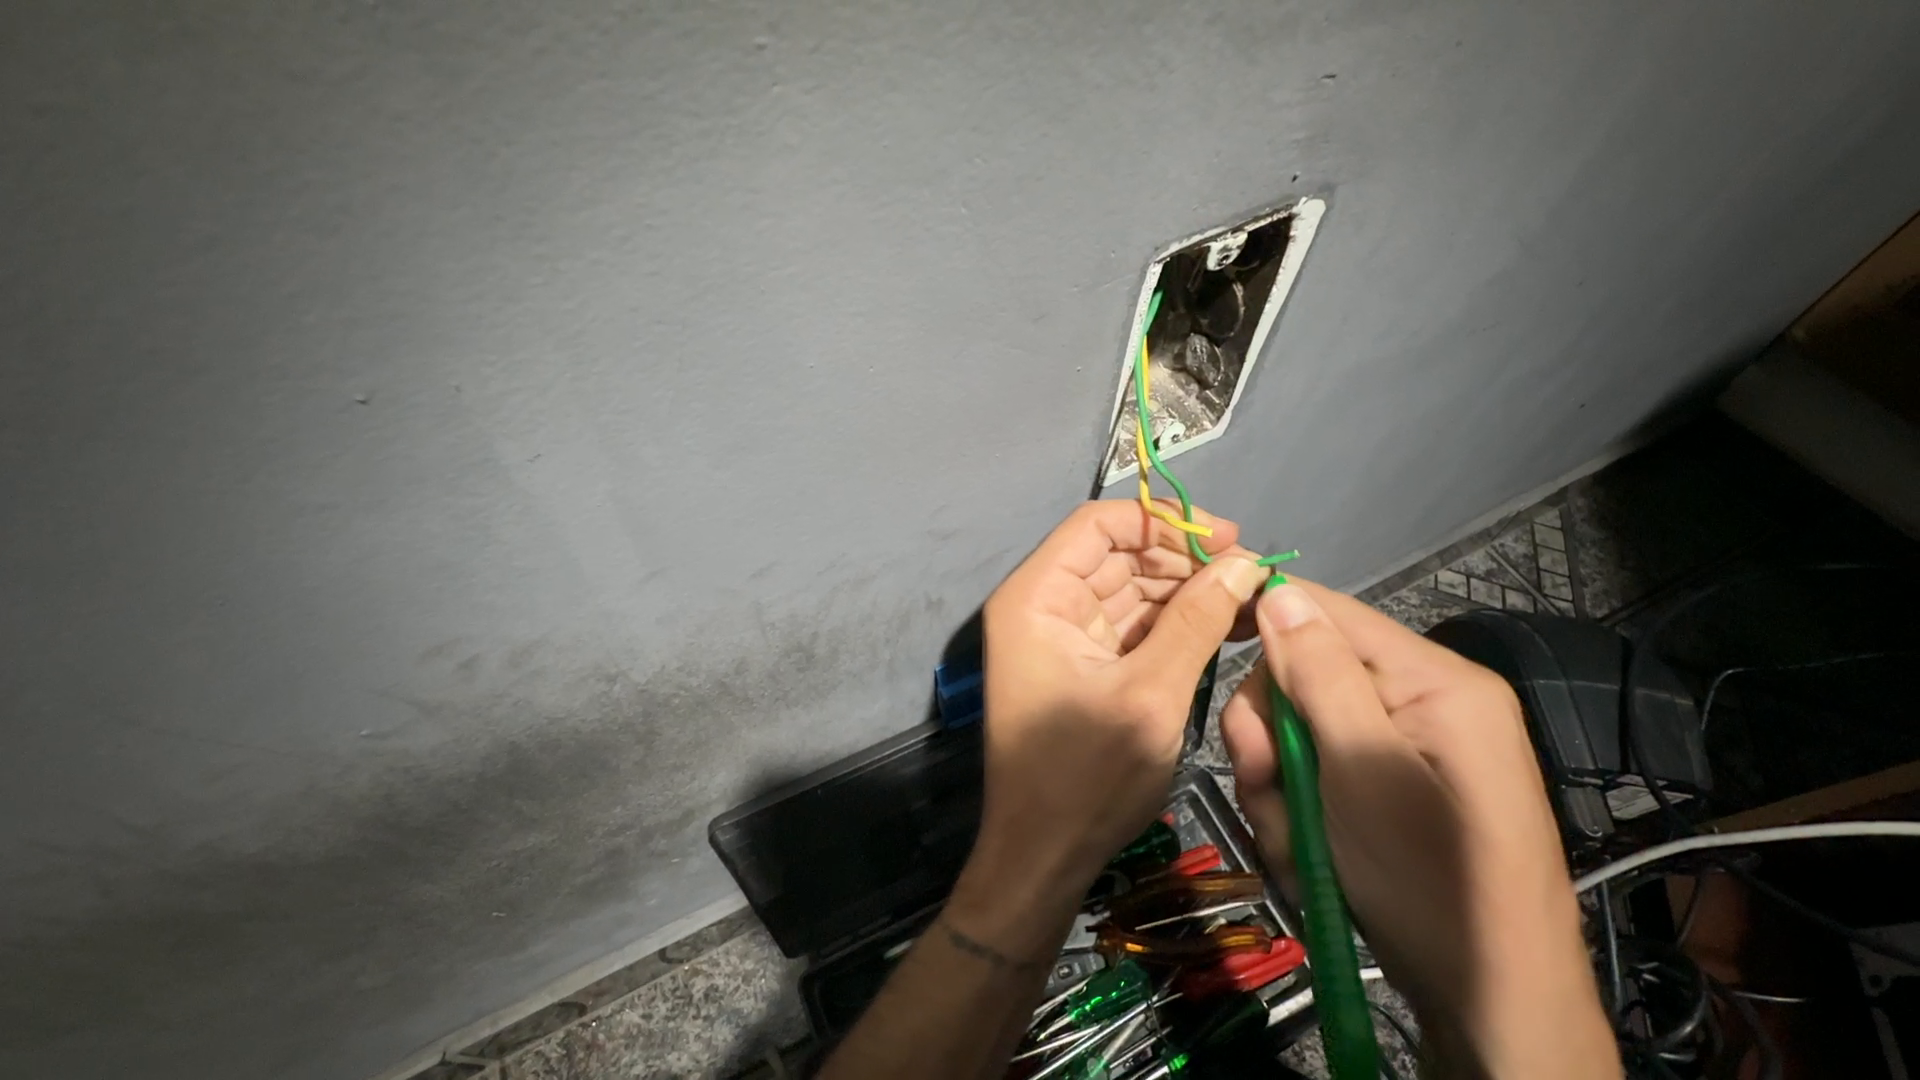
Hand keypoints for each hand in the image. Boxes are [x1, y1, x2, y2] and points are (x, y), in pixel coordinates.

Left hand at [945, 500, 1268, 961]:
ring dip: (1186, 592)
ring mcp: (1061, 637)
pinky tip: (1225, 625)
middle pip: (1117, 555)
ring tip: (1250, 601)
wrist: (1044, 857)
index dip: (1162, 523)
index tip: (1227, 539)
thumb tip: (1245, 562)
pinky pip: (1131, 627)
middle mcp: (1043, 607)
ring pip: (1130, 590)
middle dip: (1183, 560)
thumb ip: (1196, 622)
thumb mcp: (1150, 695)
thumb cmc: (1087, 778)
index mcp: (1037, 599)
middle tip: (1252, 575)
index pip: (1098, 525)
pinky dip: (1174, 624)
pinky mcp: (1083, 666)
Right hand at [1221, 581, 1618, 1077]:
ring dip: (1277, 786)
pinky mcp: (1384, 793)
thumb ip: (1318, 673)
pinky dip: (1297, 814)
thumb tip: (1278, 590)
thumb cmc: (1426, 875)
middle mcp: (1420, 704)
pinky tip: (1308, 856)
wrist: (1489, 1001)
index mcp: (1433, 680)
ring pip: (1298, 735)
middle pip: (1304, 678)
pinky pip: (1315, 776)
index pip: (1330, 612)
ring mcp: (1402, 752)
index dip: (1266, 613)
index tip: (1208, 632)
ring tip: (1292, 840)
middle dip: (1270, 733)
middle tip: (1263, 780)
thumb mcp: (1361, 768)